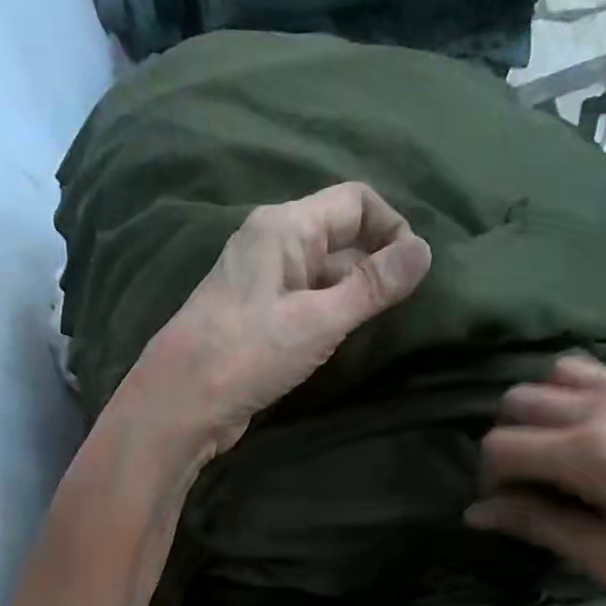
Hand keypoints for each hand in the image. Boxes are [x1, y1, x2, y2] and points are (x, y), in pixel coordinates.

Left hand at [115, 182, 432, 456]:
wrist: (180, 404)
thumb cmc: (247, 354)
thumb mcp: (318, 320)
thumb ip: (372, 285)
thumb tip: (426, 250)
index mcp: (283, 227)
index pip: (356, 201)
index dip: (392, 228)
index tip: (413, 273)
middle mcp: (271, 245)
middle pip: (340, 235)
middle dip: (376, 263)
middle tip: (405, 306)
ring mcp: (261, 283)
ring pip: (324, 273)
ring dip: (354, 293)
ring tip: (381, 326)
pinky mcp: (257, 318)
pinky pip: (305, 301)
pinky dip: (330, 314)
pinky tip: (344, 341)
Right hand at [468, 354, 605, 605]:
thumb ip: (538, 524)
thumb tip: (476, 512)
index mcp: (587, 454)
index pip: (499, 445)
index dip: (490, 475)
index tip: (507, 503)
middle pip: (521, 399)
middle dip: (510, 435)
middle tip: (531, 475)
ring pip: (564, 369)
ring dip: (549, 402)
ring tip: (564, 441)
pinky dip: (605, 382)